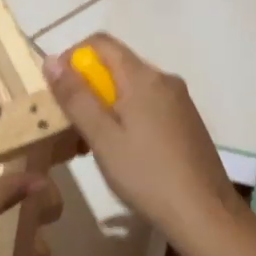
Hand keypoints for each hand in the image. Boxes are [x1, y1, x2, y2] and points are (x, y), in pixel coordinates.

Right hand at [43, 34, 245, 238]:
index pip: (100, 43)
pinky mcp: (186, 122)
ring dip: (105, 107)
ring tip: (92, 145)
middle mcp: (165, 80)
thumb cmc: (147, 175)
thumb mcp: (102, 138)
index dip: (72, 58)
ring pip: (131, 89)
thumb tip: (52, 60)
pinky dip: (126, 118)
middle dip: (87, 88)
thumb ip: (76, 97)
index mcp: (144, 77)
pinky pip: (147, 106)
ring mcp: (179, 101)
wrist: (204, 213)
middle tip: (71, 126)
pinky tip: (121, 152)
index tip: (58, 91)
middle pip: (116, 66)